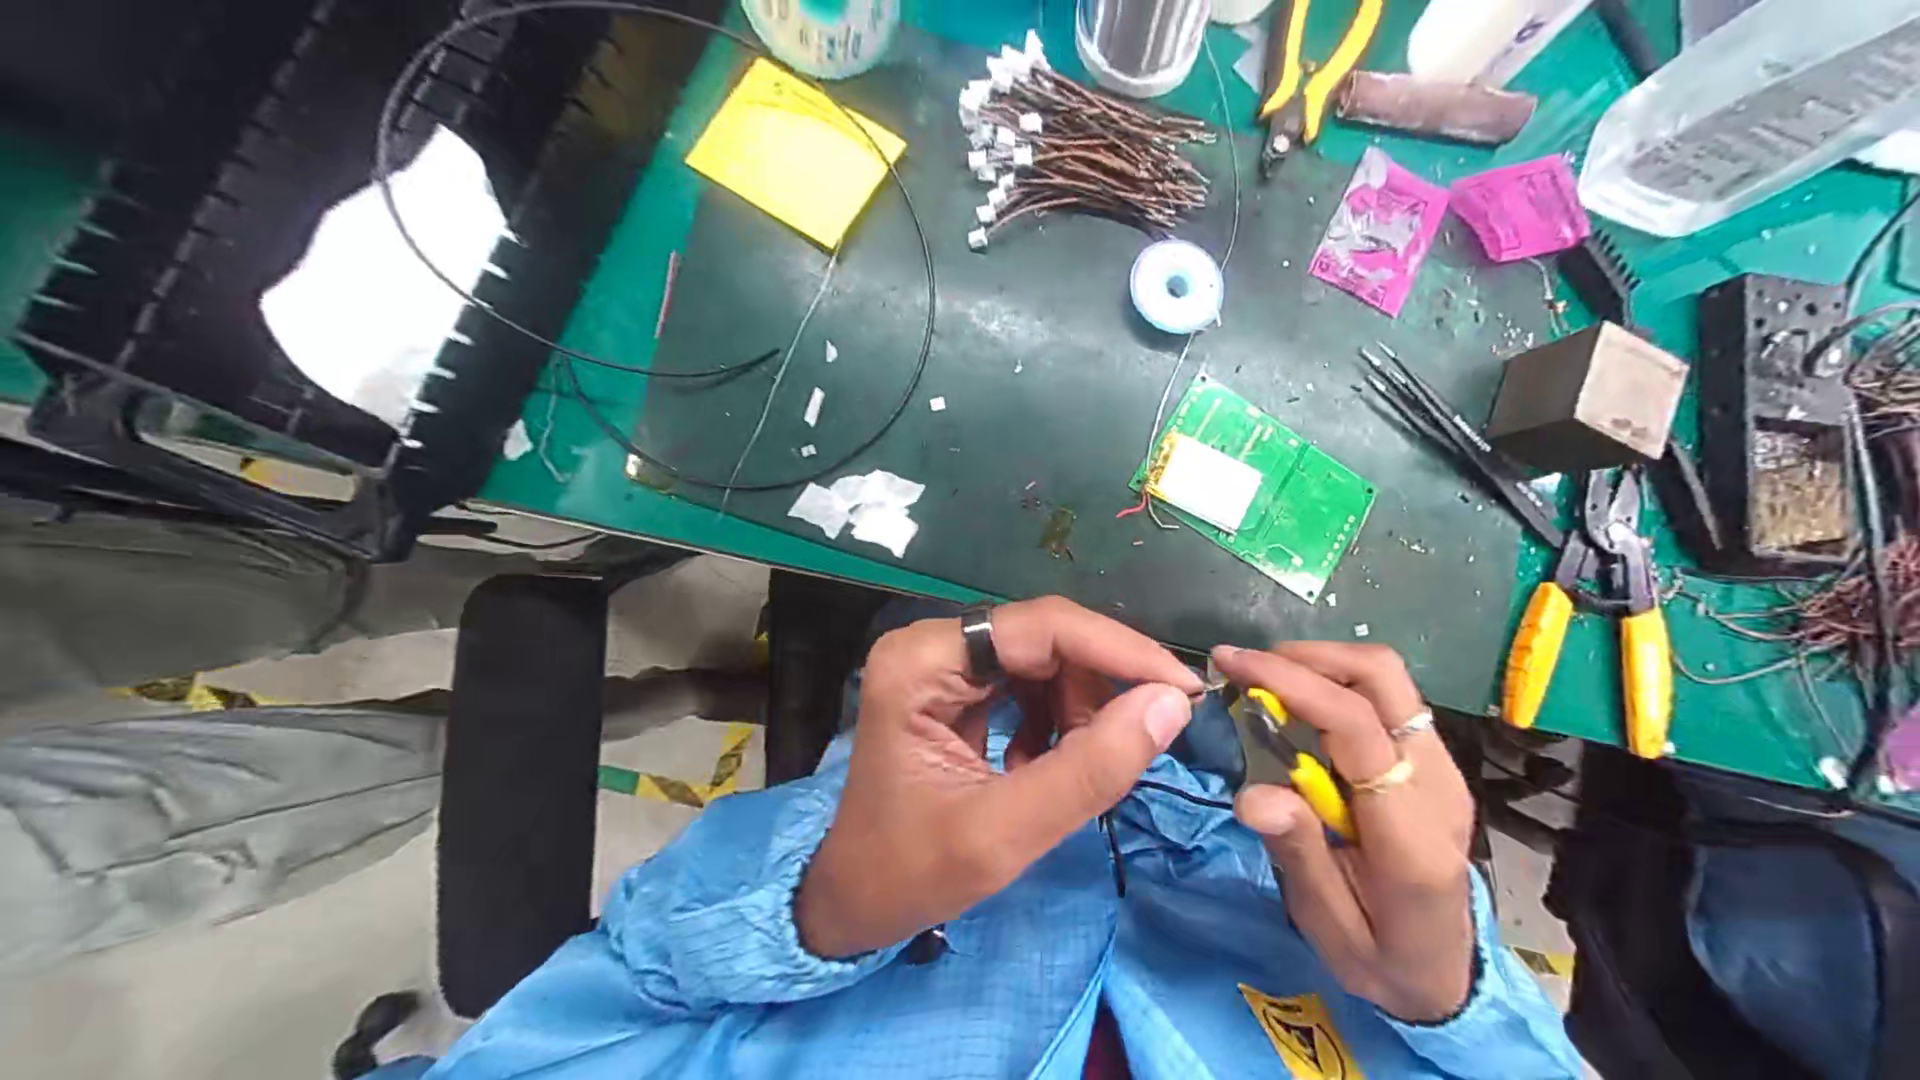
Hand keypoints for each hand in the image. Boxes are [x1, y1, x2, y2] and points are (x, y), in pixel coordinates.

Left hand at [796, 597, 1201, 957]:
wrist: (854, 896)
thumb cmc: (910, 872)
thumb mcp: (1003, 834)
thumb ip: (1088, 770)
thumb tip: (1170, 704)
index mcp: (921, 662)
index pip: (1038, 626)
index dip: (1117, 650)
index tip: (1182, 687)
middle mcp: (930, 644)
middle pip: (1044, 637)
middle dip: (1097, 688)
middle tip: (1135, 741)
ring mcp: (941, 661)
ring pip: (1044, 658)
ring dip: (1078, 708)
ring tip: (1075, 766)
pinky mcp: (954, 684)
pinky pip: (1028, 681)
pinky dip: (1055, 719)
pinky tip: (1043, 764)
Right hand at [1211, 642, 1475, 1022]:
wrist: (1448, 978)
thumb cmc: (1382, 958)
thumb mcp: (1330, 927)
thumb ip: (1299, 855)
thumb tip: (1253, 796)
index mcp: (1412, 833)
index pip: (1355, 726)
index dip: (1290, 681)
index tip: (1230, 664)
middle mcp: (1437, 784)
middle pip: (1383, 677)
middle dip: (1306, 656)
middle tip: (1246, 666)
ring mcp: (1440, 767)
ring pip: (1385, 677)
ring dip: (1317, 664)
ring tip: (1263, 680)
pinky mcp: (1429, 761)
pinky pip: (1382, 696)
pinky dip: (1332, 681)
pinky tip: (1294, 703)